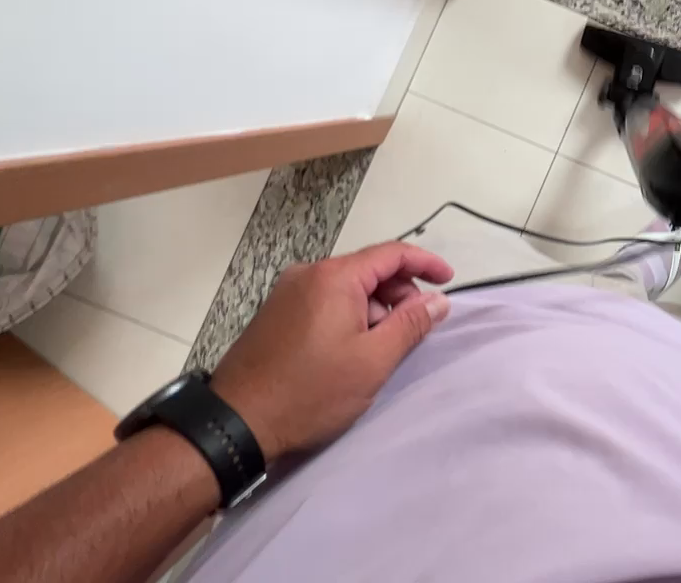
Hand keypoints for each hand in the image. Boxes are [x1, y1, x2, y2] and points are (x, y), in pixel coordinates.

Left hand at [211, 242, 453, 457]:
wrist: (231, 427)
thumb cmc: (310, 391)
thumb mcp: (373, 361)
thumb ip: (411, 324)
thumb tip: (438, 300)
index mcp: (335, 277)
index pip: (393, 253)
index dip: (426, 264)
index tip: (448, 281)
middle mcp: (309, 274)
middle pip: (370, 268)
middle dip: (400, 292)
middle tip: (415, 326)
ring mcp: (287, 293)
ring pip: (348, 286)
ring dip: (374, 307)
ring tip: (382, 344)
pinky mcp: (275, 314)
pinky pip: (326, 300)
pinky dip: (350, 313)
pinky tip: (352, 347)